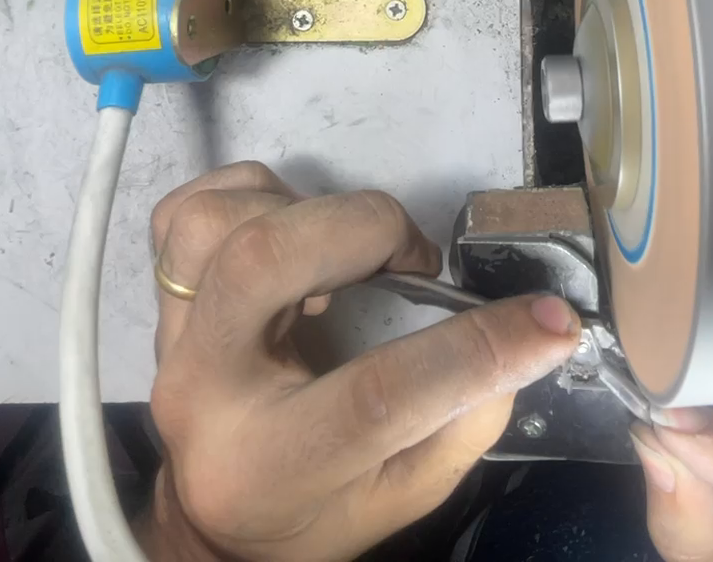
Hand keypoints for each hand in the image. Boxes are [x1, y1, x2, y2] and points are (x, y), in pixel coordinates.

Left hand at [138, 162, 582, 561]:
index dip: (475, 349)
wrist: (217, 516)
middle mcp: (205, 392)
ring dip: (300, 210)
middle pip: (264, 262)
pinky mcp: (161, 294)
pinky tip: (290, 229)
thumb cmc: (318, 508)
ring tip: (343, 248)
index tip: (551, 320)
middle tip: (411, 260)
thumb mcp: (406, 493)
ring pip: (216, 225)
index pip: (377, 396)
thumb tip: (526, 330)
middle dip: (366, 230)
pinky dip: (251, 197)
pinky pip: (189, 208)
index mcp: (272, 467)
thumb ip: (465, 418)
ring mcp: (171, 336)